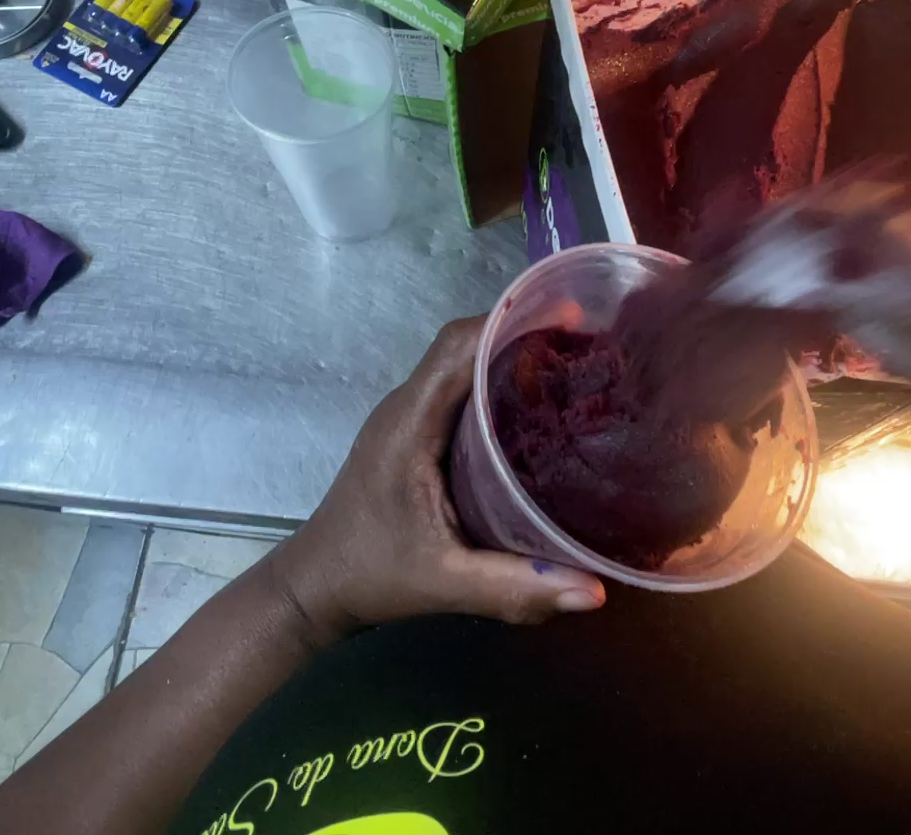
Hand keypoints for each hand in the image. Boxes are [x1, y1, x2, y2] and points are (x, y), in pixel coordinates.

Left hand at [268, 317, 605, 646]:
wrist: (315, 585)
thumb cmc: (370, 575)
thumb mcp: (445, 584)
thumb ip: (516, 588)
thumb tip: (596, 593)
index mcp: (409, 423)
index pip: (456, 347)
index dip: (508, 322)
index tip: (566, 317)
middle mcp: (407, 406)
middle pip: (462, 344)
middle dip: (520, 333)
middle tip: (582, 343)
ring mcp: (407, 416)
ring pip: (459, 363)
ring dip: (507, 354)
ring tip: (568, 364)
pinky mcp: (413, 431)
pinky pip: (457, 388)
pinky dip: (494, 381)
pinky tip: (533, 406)